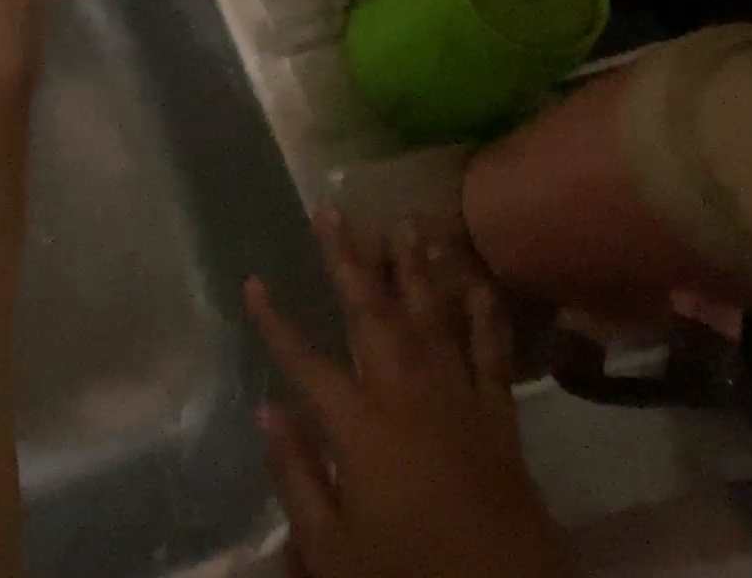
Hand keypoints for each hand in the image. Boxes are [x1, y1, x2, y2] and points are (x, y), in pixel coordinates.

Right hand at [247, 213, 574, 577]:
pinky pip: (491, 356)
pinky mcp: (499, 419)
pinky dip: (484, 317)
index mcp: (359, 425)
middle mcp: (407, 396)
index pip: (303, 359)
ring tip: (407, 221)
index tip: (252, 279)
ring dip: (417, 267)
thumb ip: (296, 474)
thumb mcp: (332, 546)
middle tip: (334, 210)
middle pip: (373, 313)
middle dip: (349, 259)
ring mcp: (459, 401)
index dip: (274, 319)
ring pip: (434, 319)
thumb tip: (267, 411)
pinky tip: (477, 283)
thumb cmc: (407, 572)